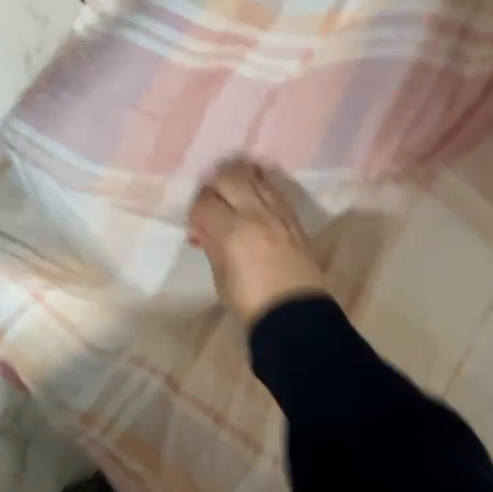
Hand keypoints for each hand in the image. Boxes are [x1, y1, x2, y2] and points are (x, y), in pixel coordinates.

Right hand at [187, 158, 327, 327]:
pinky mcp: (293, 218)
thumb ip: (211, 246)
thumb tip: (202, 229)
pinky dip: (259, 186)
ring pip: (255, 176)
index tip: (195, 223)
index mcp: (232, 230)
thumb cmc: (251, 303)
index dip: (195, 210)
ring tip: (230, 189)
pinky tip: (252, 194)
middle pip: (229, 176)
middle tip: (210, 200)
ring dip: (238, 177)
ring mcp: (277, 213)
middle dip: (213, 184)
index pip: (204, 202)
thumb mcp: (221, 277)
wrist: (297, 316)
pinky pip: (273, 189)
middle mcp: (255, 213)